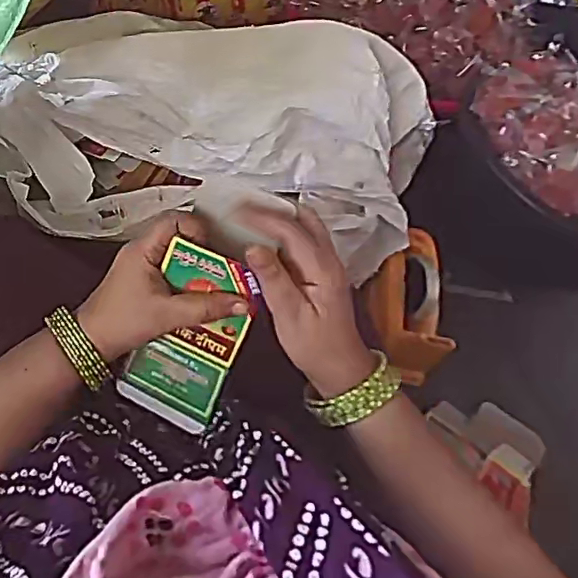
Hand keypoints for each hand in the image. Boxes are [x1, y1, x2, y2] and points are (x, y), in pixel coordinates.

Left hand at [76, 213, 249, 360]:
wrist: (90, 343)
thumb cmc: (115, 322)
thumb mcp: (167, 315)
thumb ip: (205, 308)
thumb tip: (237, 302)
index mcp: (142, 249)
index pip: (175, 219)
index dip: (198, 229)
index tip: (214, 250)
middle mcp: (141, 253)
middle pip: (181, 242)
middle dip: (204, 260)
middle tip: (220, 276)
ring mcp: (141, 268)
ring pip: (178, 262)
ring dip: (197, 277)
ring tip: (213, 293)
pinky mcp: (143, 284)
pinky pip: (172, 277)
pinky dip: (186, 289)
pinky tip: (196, 306)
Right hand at [239, 206, 374, 396]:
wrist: (342, 369)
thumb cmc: (315, 346)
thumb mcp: (289, 315)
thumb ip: (272, 279)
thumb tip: (253, 247)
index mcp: (321, 268)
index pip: (290, 230)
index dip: (262, 217)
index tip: (235, 211)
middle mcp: (328, 259)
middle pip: (303, 219)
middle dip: (272, 209)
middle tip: (241, 207)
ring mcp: (328, 264)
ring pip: (306, 226)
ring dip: (279, 216)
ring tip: (250, 216)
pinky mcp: (322, 272)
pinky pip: (303, 239)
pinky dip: (284, 231)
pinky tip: (265, 238)